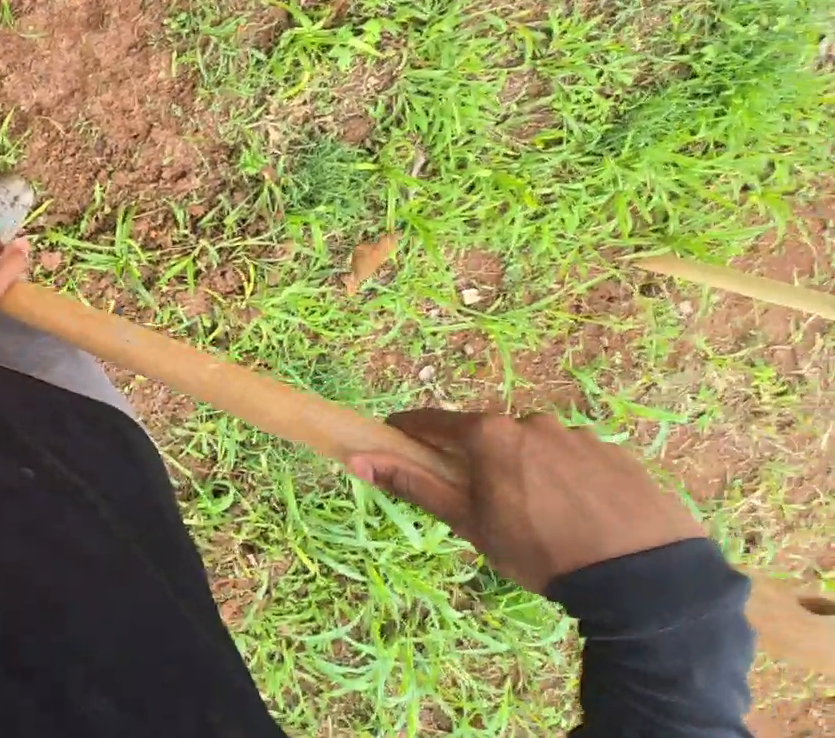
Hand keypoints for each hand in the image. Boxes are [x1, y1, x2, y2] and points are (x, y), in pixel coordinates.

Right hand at [347, 409, 704, 592]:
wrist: (650, 584)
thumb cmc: (540, 549)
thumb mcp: (468, 522)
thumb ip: (412, 484)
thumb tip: (355, 458)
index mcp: (488, 433)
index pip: (431, 421)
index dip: (409, 433)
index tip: (398, 445)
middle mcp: (530, 422)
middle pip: (486, 435)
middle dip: (477, 459)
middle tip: (484, 500)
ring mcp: (579, 436)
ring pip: (534, 447)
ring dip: (526, 468)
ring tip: (543, 514)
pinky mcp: (620, 456)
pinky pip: (578, 460)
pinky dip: (569, 479)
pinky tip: (582, 515)